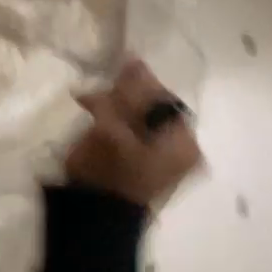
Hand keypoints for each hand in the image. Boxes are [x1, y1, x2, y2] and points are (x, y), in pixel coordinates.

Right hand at [63, 59, 202, 208]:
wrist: (94, 212)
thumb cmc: (107, 169)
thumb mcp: (113, 127)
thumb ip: (126, 95)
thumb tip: (135, 59)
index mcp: (184, 143)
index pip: (165, 98)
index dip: (137, 85)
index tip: (109, 78)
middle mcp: (182, 148)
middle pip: (153, 106)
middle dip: (122, 97)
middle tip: (94, 96)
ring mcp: (164, 156)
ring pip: (140, 115)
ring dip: (113, 106)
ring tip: (88, 106)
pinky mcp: (145, 159)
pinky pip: (133, 128)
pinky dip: (113, 119)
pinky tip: (93, 117)